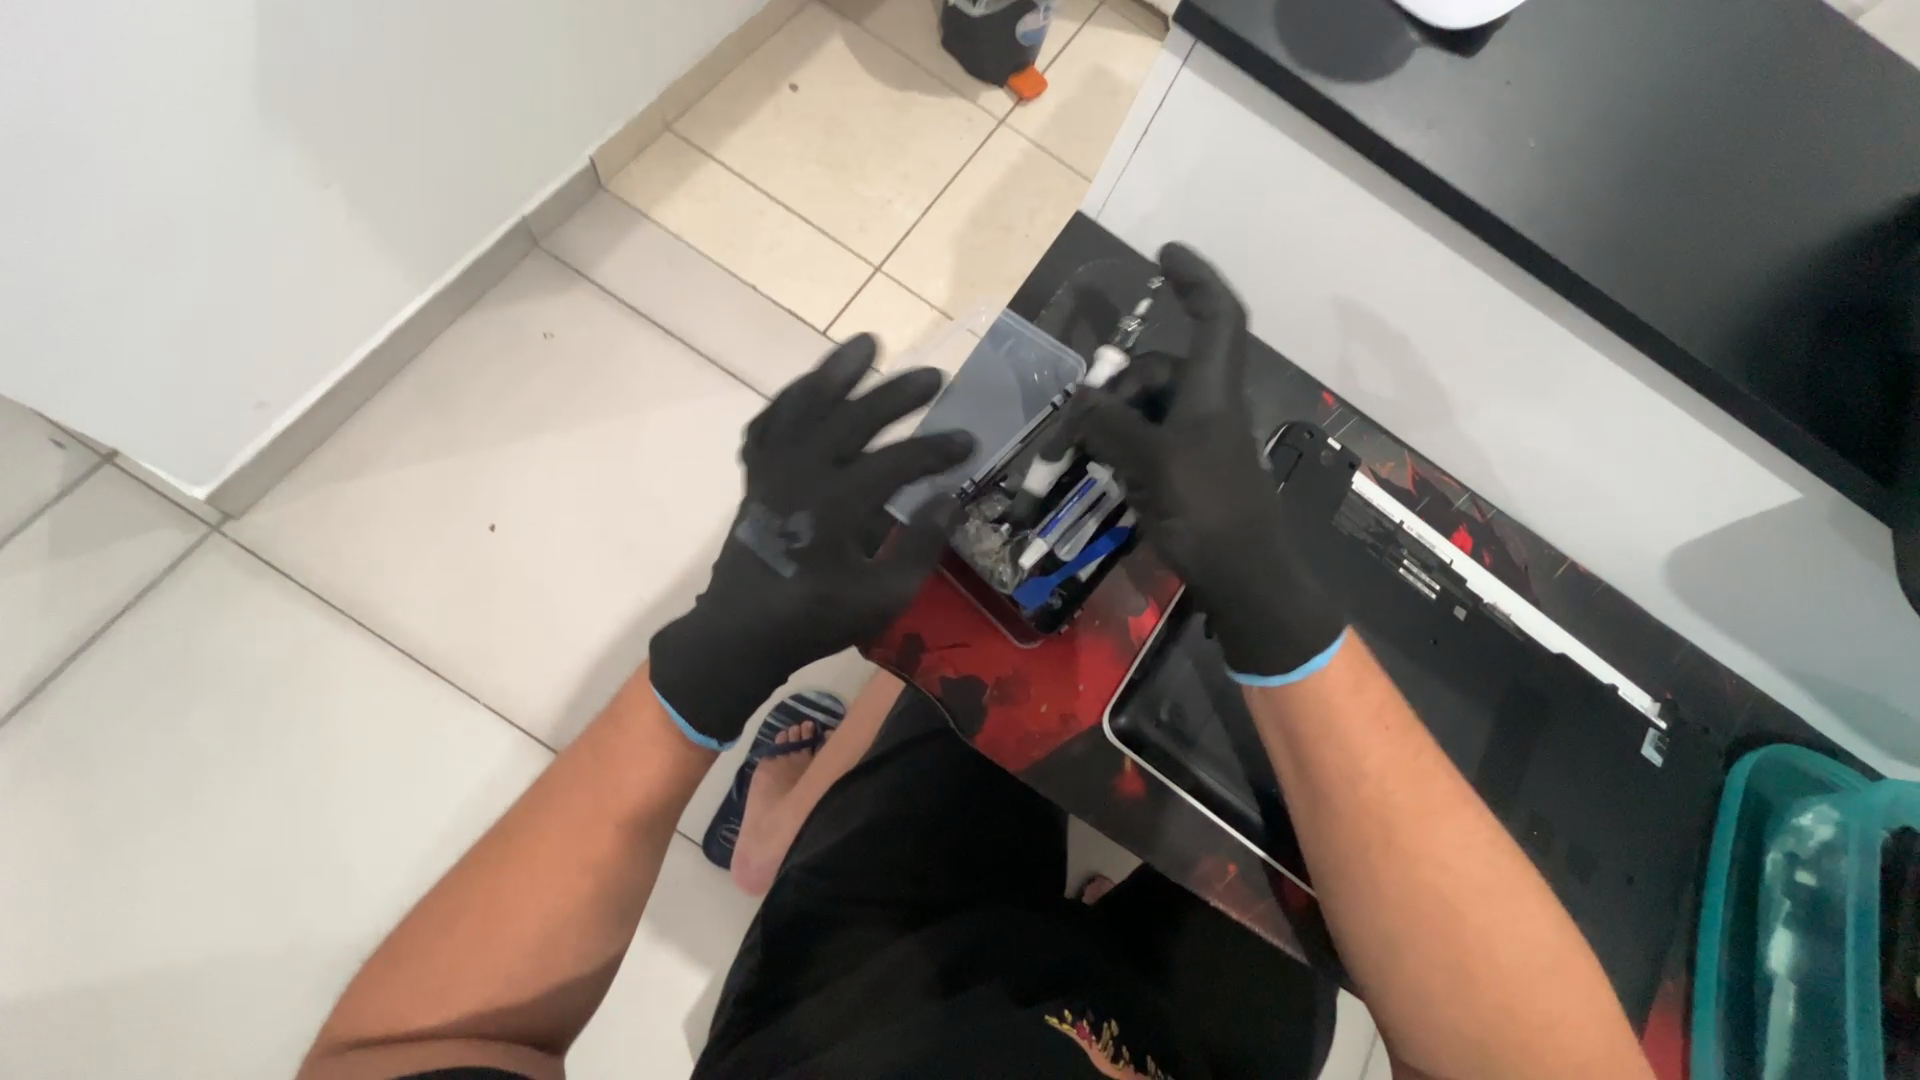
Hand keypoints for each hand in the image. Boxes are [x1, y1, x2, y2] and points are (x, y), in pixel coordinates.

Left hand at [649, 336, 973, 747]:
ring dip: (835, 373)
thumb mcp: (882, 597)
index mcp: (832, 507)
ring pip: (802, 406)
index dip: (934, 450)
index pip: (894, 463)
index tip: (967, 442)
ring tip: (866, 344)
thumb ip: (920, 546)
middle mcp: (798, 476)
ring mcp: (770, 472)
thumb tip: (950, 499)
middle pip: (850, 419)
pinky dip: (788, 402)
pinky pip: (767, 426)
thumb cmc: (815, 619)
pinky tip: (806, 390)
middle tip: (932, 375)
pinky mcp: (754, 478)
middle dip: (894, 395)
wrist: (741, 633)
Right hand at [1051, 244, 1344, 680]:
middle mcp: (1206, 406)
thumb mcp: (1152, 463)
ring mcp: (1194, 442)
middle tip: (1070, 430)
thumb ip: (1111, 426)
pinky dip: (1116, 452)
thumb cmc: (1207, 512)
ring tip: (1071, 460)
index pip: (1216, 316)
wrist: (1244, 578)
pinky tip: (1093, 474)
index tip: (1163, 255)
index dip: (1195, 279)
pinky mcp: (1185, 472)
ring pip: (1141, 412)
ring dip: (1104, 428)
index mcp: (1211, 391)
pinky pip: (1142, 444)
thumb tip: (1079, 404)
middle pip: (1153, 372)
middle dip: (1108, 393)